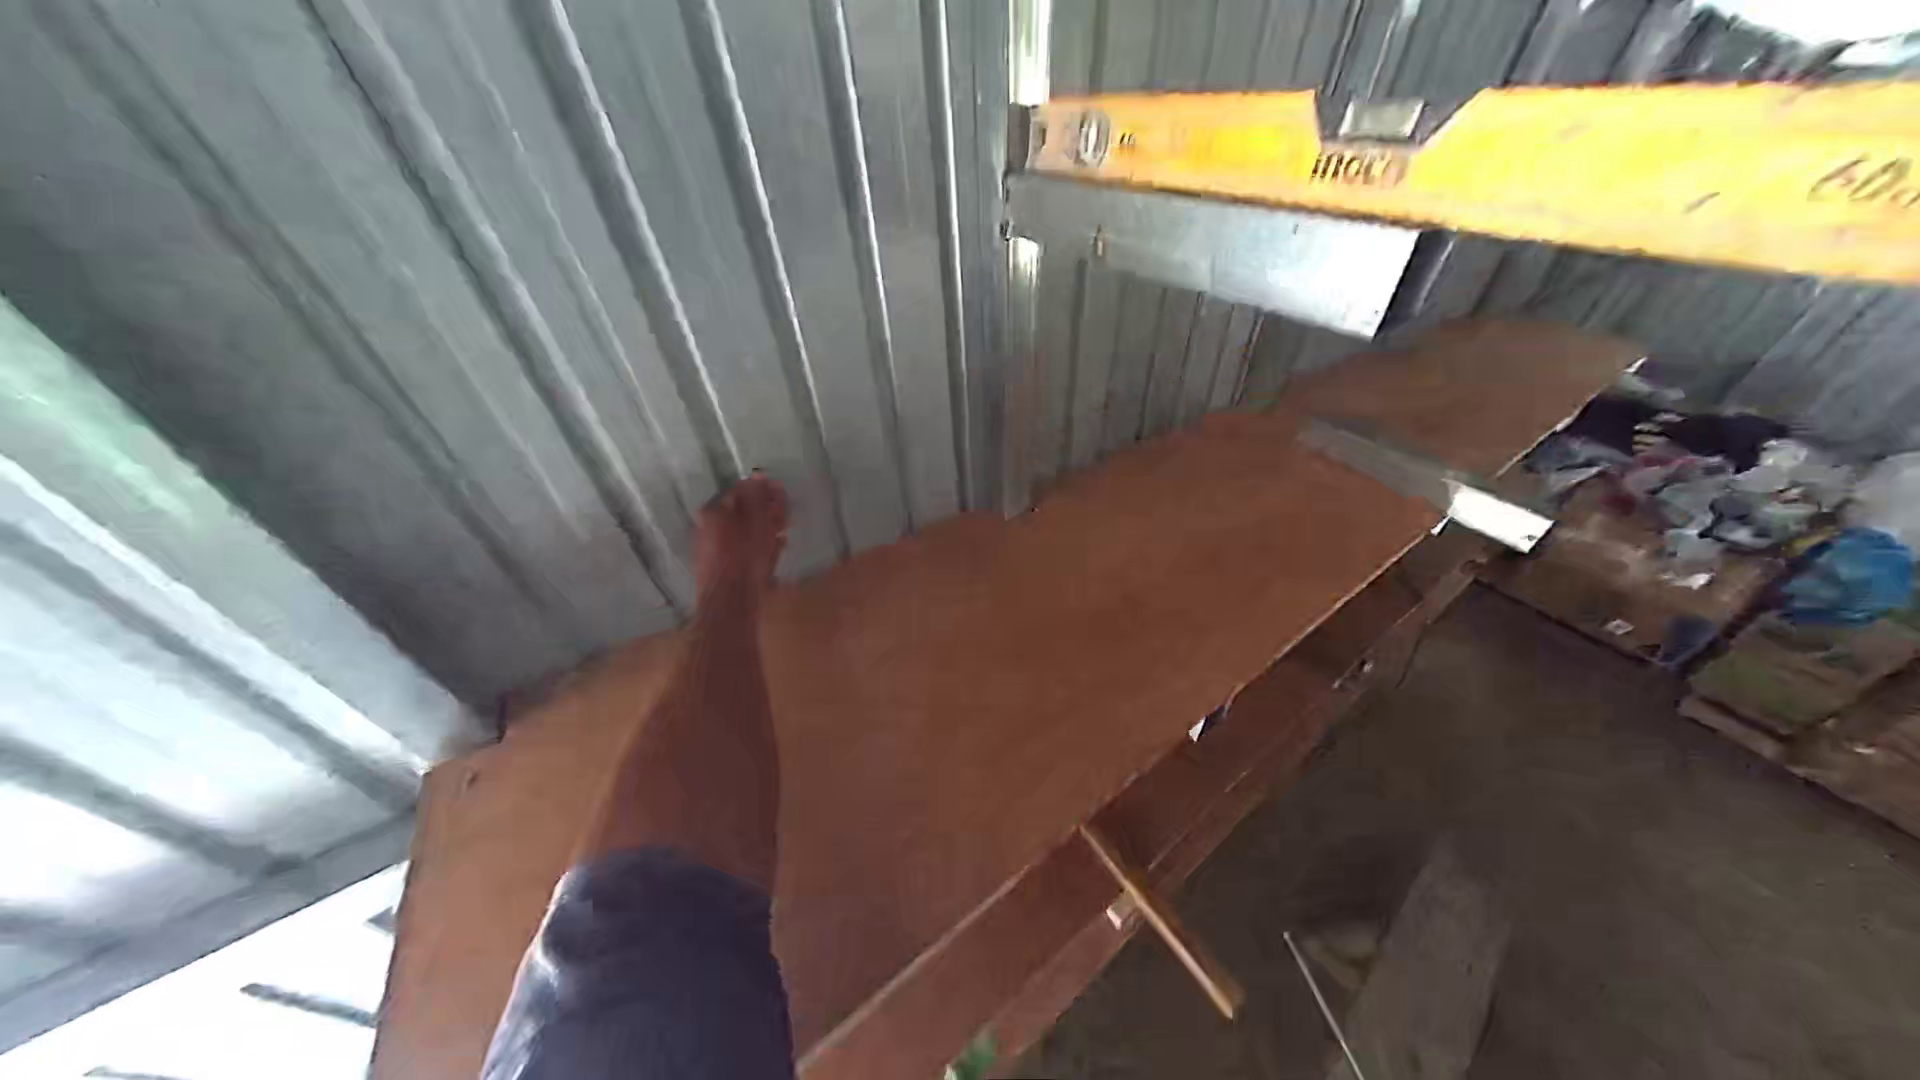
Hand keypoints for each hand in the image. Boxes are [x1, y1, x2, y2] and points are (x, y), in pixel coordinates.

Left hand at [694, 470, 788, 614]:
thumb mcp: (755, 524)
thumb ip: (757, 499)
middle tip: (786, 514)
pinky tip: (777, 550)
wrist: (731, 606)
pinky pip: (746, 551)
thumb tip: (759, 475)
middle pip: (743, 513)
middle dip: (766, 512)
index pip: (740, 492)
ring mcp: (716, 551)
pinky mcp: (726, 570)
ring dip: (766, 530)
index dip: (764, 492)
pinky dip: (762, 548)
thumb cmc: (744, 560)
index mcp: (713, 514)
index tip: (783, 493)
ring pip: (746, 533)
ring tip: (785, 532)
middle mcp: (710, 530)